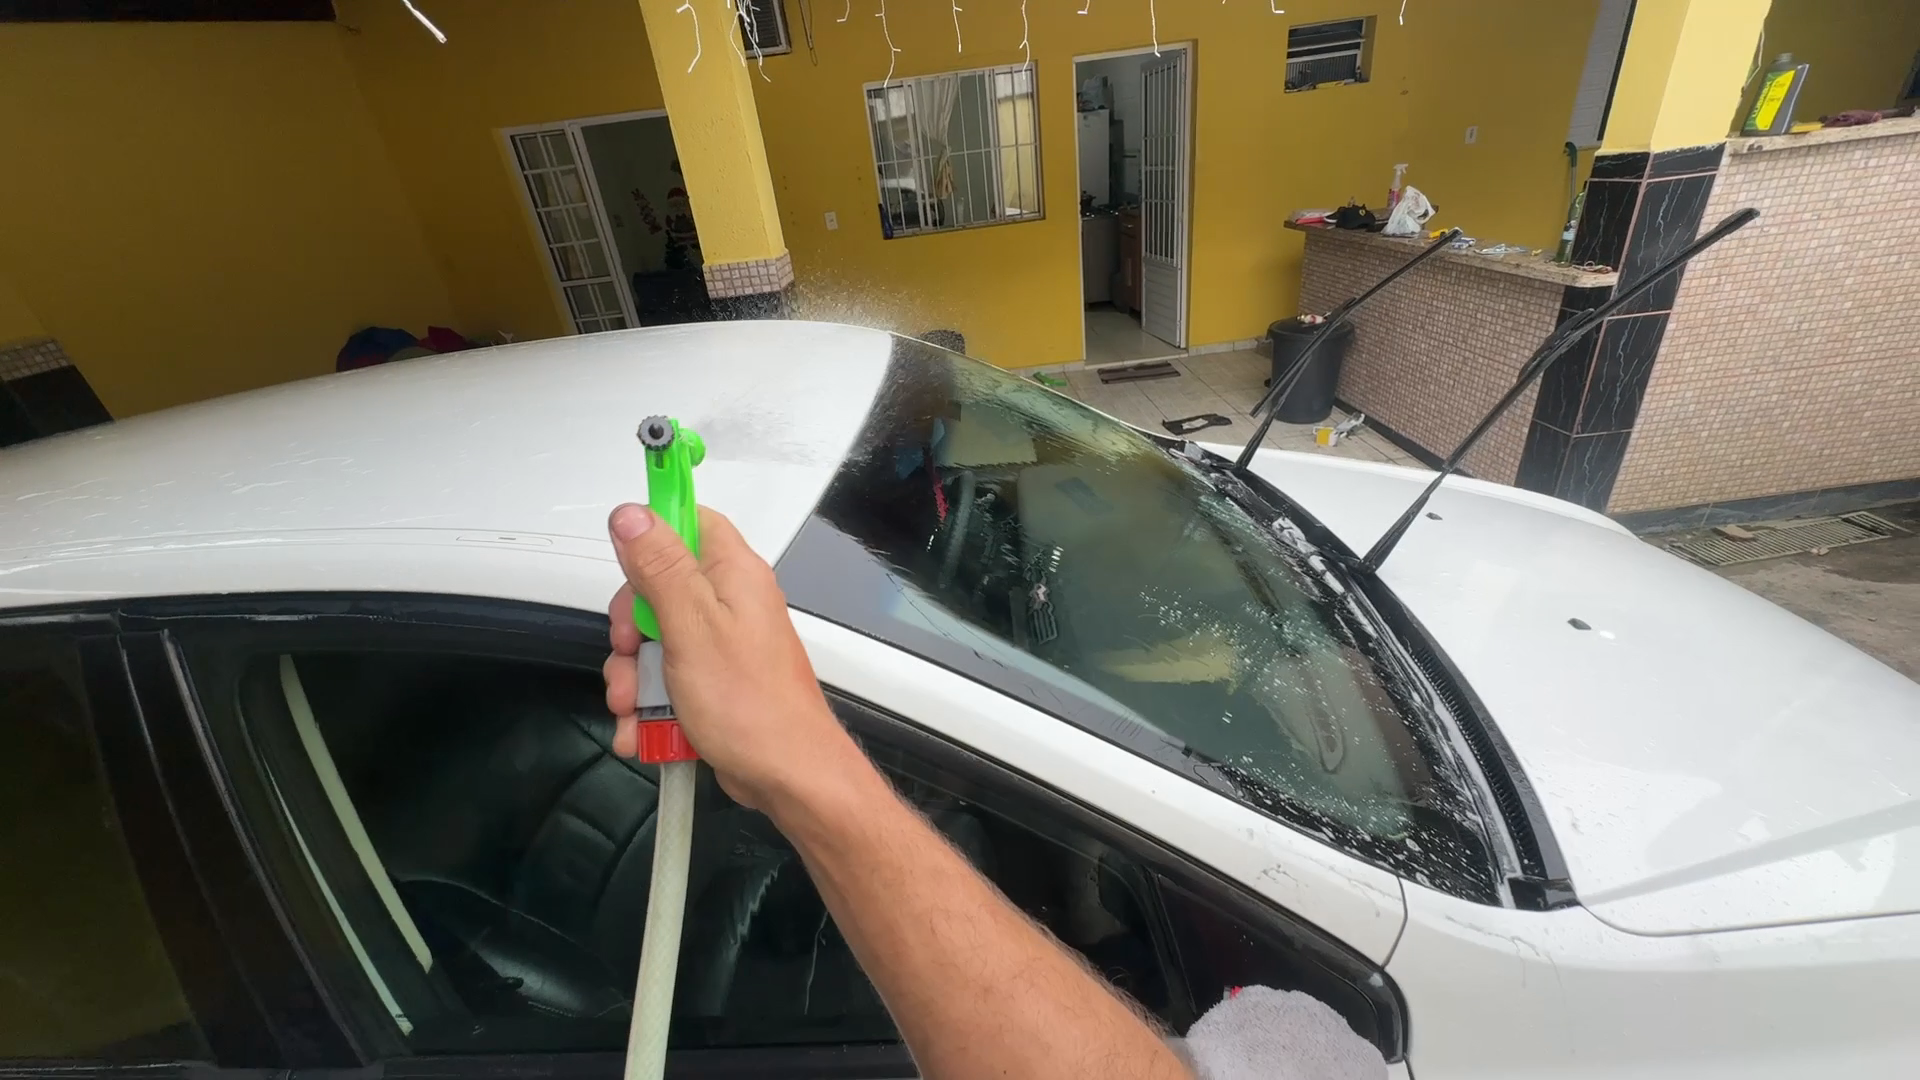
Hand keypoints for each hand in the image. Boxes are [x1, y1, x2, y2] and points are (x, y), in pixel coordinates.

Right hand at [603, 503, 853, 808]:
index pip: (690, 521)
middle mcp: (731, 600)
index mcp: (734, 572)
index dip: (653, 536)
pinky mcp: (713, 678)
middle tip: (631, 655)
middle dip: (630, 628)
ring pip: (655, 639)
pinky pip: (666, 677)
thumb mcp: (691, 626)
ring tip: (633, 709)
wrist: (786, 772)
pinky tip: (641, 732)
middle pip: (658, 587)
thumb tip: (632, 512)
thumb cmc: (747, 700)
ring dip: (632, 677)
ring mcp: (721, 641)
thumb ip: (660, 567)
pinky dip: (648, 704)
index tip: (629, 569)